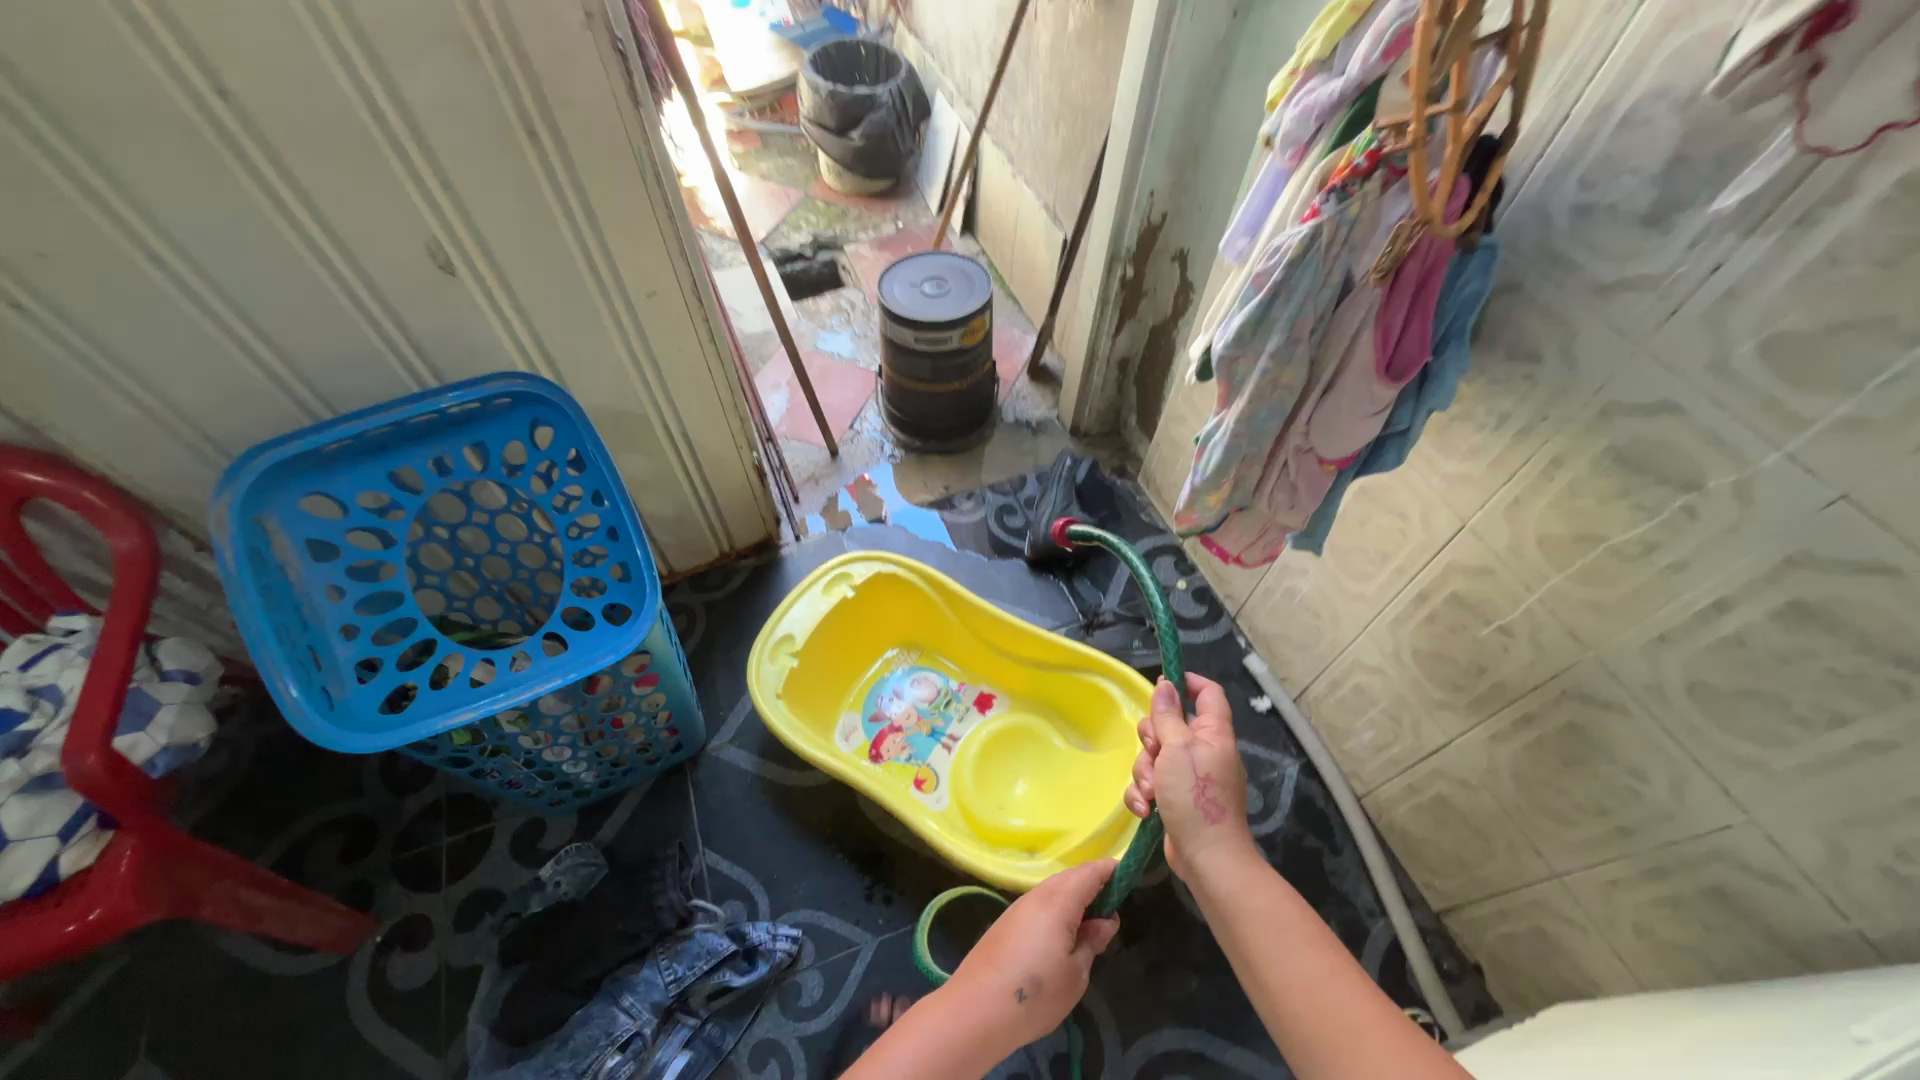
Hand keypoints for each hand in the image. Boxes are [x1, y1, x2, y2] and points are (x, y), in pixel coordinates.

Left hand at [944, 860, 1121, 1048]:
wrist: (976, 1011)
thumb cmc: (1036, 994)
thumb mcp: (1076, 973)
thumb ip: (1091, 941)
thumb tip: (1105, 920)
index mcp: (1058, 901)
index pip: (1089, 873)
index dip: (1110, 871)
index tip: (1128, 877)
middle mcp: (1036, 896)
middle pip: (1069, 878)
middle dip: (1092, 886)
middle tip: (1112, 910)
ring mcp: (1017, 909)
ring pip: (1052, 891)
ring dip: (1073, 899)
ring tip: (1090, 927)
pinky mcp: (1005, 924)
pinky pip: (1038, 905)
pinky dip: (1056, 911)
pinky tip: (1062, 936)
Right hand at [1124, 673, 1254, 880]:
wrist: (1206, 857)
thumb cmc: (1196, 796)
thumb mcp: (1178, 748)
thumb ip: (1169, 715)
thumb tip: (1166, 684)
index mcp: (1213, 733)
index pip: (1207, 693)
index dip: (1186, 682)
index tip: (1161, 684)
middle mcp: (1203, 751)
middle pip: (1170, 724)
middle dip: (1151, 738)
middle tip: (1155, 751)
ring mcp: (1189, 776)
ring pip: (1154, 756)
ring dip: (1145, 772)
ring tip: (1151, 791)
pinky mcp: (1174, 799)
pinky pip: (1151, 783)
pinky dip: (1143, 794)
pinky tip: (1145, 809)